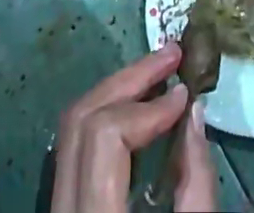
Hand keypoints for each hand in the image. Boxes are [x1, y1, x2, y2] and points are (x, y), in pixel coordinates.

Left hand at [50, 42, 218, 212]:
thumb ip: (196, 184)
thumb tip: (194, 110)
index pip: (105, 135)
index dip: (148, 108)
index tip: (185, 95)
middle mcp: (64, 202)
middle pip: (82, 117)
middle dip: (132, 79)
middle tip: (172, 55)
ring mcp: (57, 198)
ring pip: (74, 122)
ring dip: (120, 90)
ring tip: (160, 70)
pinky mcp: (64, 196)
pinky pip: (76, 141)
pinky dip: (110, 113)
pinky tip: (141, 104)